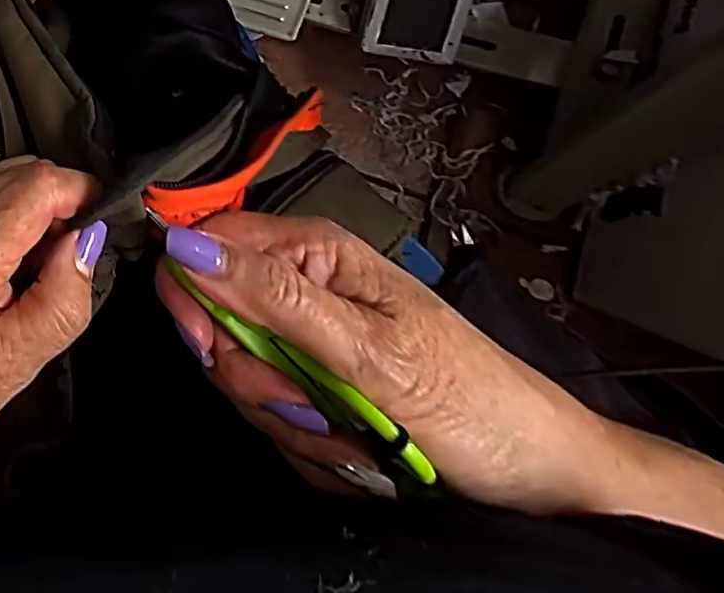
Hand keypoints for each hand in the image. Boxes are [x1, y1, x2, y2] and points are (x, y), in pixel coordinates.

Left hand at [0, 158, 104, 537]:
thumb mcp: (17, 363)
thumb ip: (63, 299)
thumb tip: (89, 241)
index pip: (40, 184)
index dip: (81, 194)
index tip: (95, 226)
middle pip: (32, 171)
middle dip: (66, 202)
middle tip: (68, 256)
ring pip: (17, 173)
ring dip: (44, 204)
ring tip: (41, 260)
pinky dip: (22, 206)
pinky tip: (18, 252)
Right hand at [155, 211, 626, 513]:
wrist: (533, 477)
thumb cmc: (475, 400)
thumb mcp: (368, 349)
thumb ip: (273, 296)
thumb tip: (190, 248)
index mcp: (313, 253)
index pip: (210, 246)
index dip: (192, 292)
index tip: (209, 345)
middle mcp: (302, 287)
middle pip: (218, 321)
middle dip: (256, 377)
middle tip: (308, 401)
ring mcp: (304, 340)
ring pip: (241, 376)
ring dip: (289, 418)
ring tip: (352, 431)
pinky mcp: (310, 384)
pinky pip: (270, 415)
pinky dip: (306, 443)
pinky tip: (353, 446)